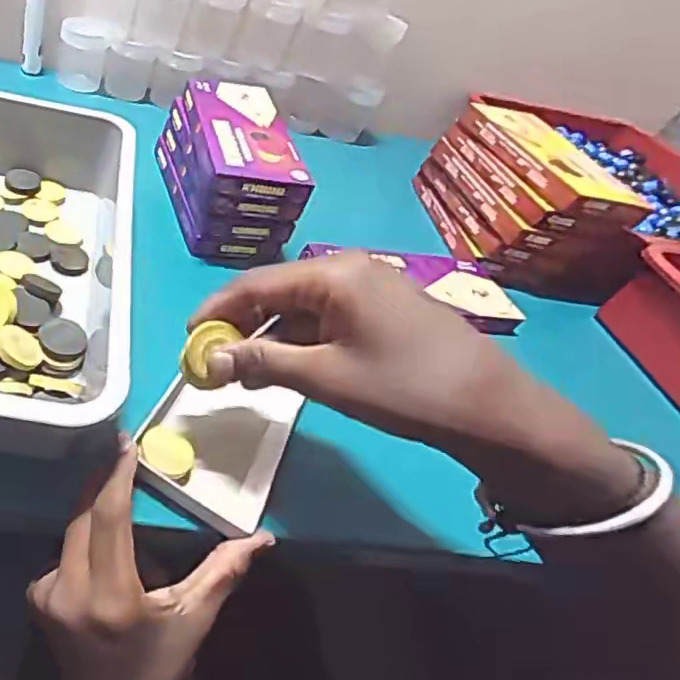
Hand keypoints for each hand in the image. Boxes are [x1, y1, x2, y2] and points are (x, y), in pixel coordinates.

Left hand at [29, 443, 273, 679]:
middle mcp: (70, 591)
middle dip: (104, 483)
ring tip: (116, 491)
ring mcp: (45, 593)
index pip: (110, 520)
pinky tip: (100, 544)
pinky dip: (82, 538)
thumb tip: (263, 539)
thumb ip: (223, 573)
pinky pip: (62, 550)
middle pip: (85, 517)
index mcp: (112, 597)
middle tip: (123, 455)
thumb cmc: (155, 668)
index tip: (125, 444)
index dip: (117, 477)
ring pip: (71, 531)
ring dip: (93, 509)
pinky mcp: (35, 595)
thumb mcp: (193, 622)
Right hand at [191, 253, 641, 525]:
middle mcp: (349, 270)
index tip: (190, 338)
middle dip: (241, 326)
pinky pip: (324, 319)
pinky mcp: (381, 310)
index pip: (256, 284)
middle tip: (214, 360)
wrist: (490, 408)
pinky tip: (283, 368)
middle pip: (277, 292)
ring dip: (268, 338)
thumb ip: (262, 362)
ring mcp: (369, 289)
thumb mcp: (324, 377)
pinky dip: (298, 342)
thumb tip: (210, 359)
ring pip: (300, 308)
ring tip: (243, 372)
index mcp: (334, 274)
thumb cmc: (402, 387)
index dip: (218, 310)